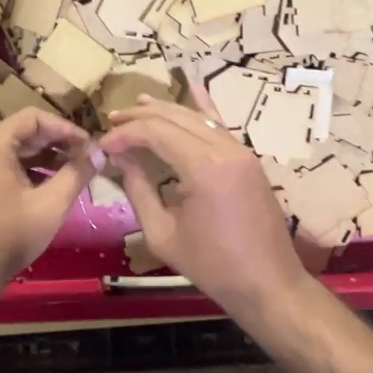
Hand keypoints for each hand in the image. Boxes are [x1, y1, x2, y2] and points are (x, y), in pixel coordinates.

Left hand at [0, 108, 97, 292]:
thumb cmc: (10, 237)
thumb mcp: (51, 205)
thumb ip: (77, 174)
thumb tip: (100, 153)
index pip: (32, 118)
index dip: (64, 127)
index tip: (88, 145)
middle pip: (21, 133)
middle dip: (55, 142)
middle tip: (84, 157)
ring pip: (12, 151)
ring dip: (42, 157)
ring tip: (71, 172)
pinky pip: (1, 167)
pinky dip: (25, 171)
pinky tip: (47, 188)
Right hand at [102, 89, 309, 314]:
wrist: (269, 284)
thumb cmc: (213, 267)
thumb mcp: (163, 234)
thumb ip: (138, 190)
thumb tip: (120, 159)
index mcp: (204, 168)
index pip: (156, 133)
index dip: (125, 135)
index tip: (103, 146)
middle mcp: (225, 149)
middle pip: (175, 118)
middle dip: (141, 117)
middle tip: (111, 121)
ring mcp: (241, 152)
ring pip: (197, 117)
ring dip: (165, 110)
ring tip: (136, 105)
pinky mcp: (248, 159)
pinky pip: (220, 126)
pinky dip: (203, 108)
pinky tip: (193, 87)